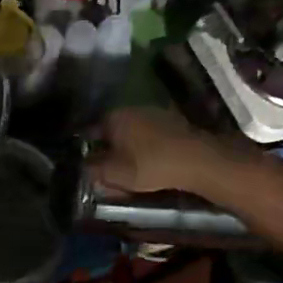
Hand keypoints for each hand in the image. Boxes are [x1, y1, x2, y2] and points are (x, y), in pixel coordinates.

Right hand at [88, 107, 233, 193]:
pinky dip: (146, 148)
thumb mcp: (114, 173)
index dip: (85, 149)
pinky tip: (149, 163)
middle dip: (107, 150)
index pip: (88, 132)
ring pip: (131, 133)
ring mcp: (154, 113)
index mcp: (113, 117)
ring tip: (129, 170)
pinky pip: (150, 136)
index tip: (86, 165)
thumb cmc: (150, 165)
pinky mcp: (173, 122)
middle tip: (107, 171)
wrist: (200, 161)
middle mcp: (131, 109)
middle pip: (111, 131)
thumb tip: (82, 166)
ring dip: (127, 149)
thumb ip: (92, 169)